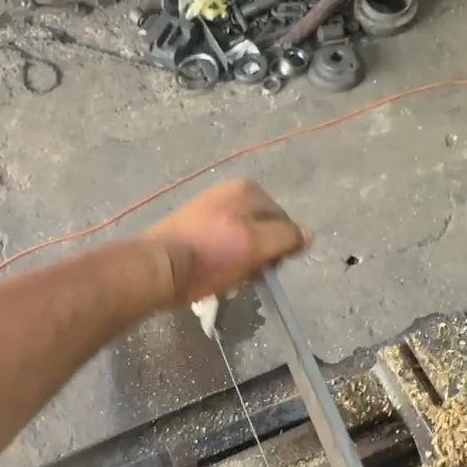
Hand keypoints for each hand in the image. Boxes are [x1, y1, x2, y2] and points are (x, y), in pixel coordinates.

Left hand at [143, 180, 310, 305]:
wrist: (159, 268)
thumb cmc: (211, 256)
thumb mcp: (256, 246)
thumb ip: (285, 237)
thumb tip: (308, 234)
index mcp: (246, 189)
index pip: (283, 220)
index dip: (281, 247)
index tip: (268, 268)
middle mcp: (227, 192)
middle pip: (262, 229)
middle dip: (259, 254)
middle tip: (247, 274)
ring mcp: (207, 209)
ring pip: (242, 240)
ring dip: (241, 261)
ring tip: (228, 278)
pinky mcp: (191, 229)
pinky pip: (221, 246)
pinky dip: (222, 261)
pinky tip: (213, 275)